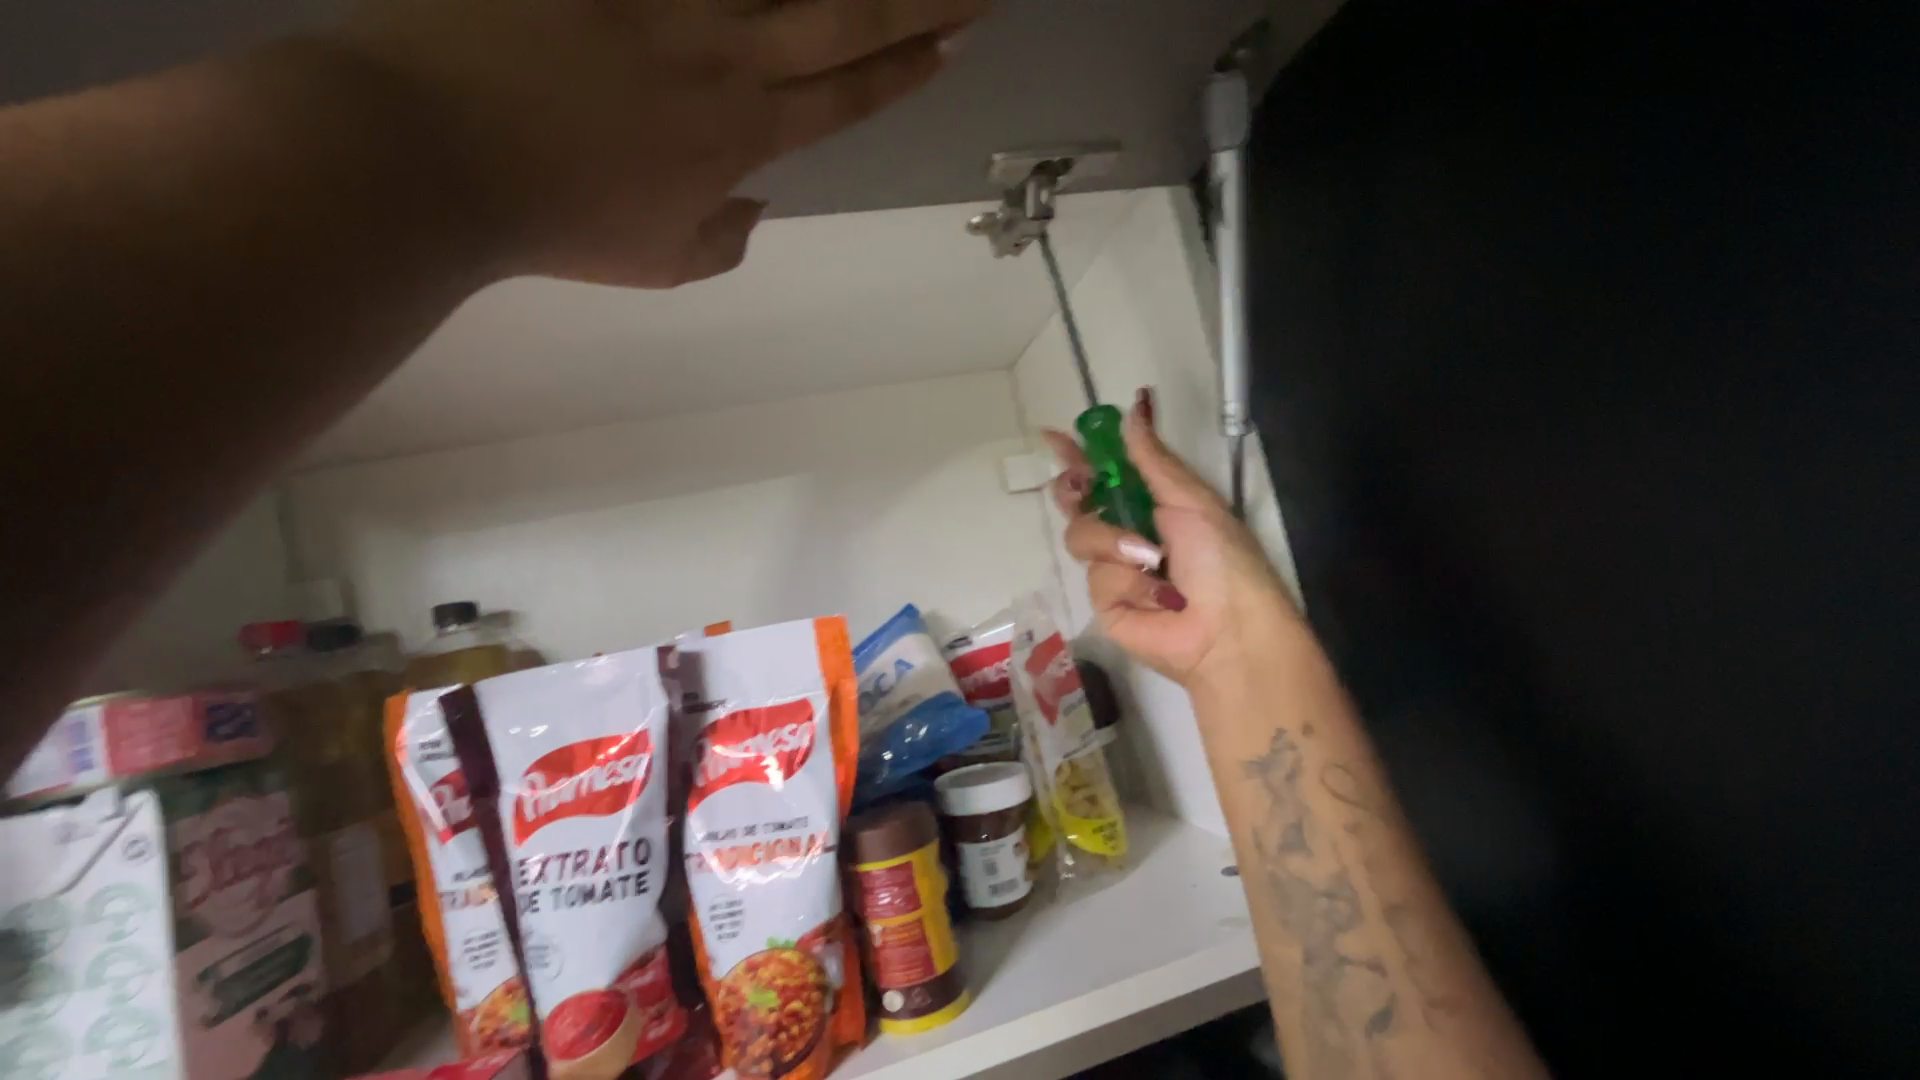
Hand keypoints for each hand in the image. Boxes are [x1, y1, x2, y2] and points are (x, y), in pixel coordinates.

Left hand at [328, 0, 983, 286]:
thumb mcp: (659, 261)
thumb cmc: (556, 224)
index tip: (953, 40)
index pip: (846, 96)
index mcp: (741, 134)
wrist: (430, 157)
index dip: (904, 69)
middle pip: (839, 17)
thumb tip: (757, 205)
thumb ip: (723, 237)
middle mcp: (720, 54)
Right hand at [1044, 388, 1300, 688]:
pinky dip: (1124, 577)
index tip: (1054, 437)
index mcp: (1153, 504)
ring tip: (1150, 559)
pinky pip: (1095, 573)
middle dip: (1075, 490)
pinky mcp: (1104, 601)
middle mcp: (1127, 533)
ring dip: (1112, 540)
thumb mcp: (1191, 500)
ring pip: (1081, 534)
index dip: (1079, 455)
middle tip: (1082, 487)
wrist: (1228, 629)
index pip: (1107, 473)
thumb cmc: (1222, 559)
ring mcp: (1113, 568)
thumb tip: (1135, 409)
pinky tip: (1153, 592)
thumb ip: (1153, 460)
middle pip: (1079, 502)